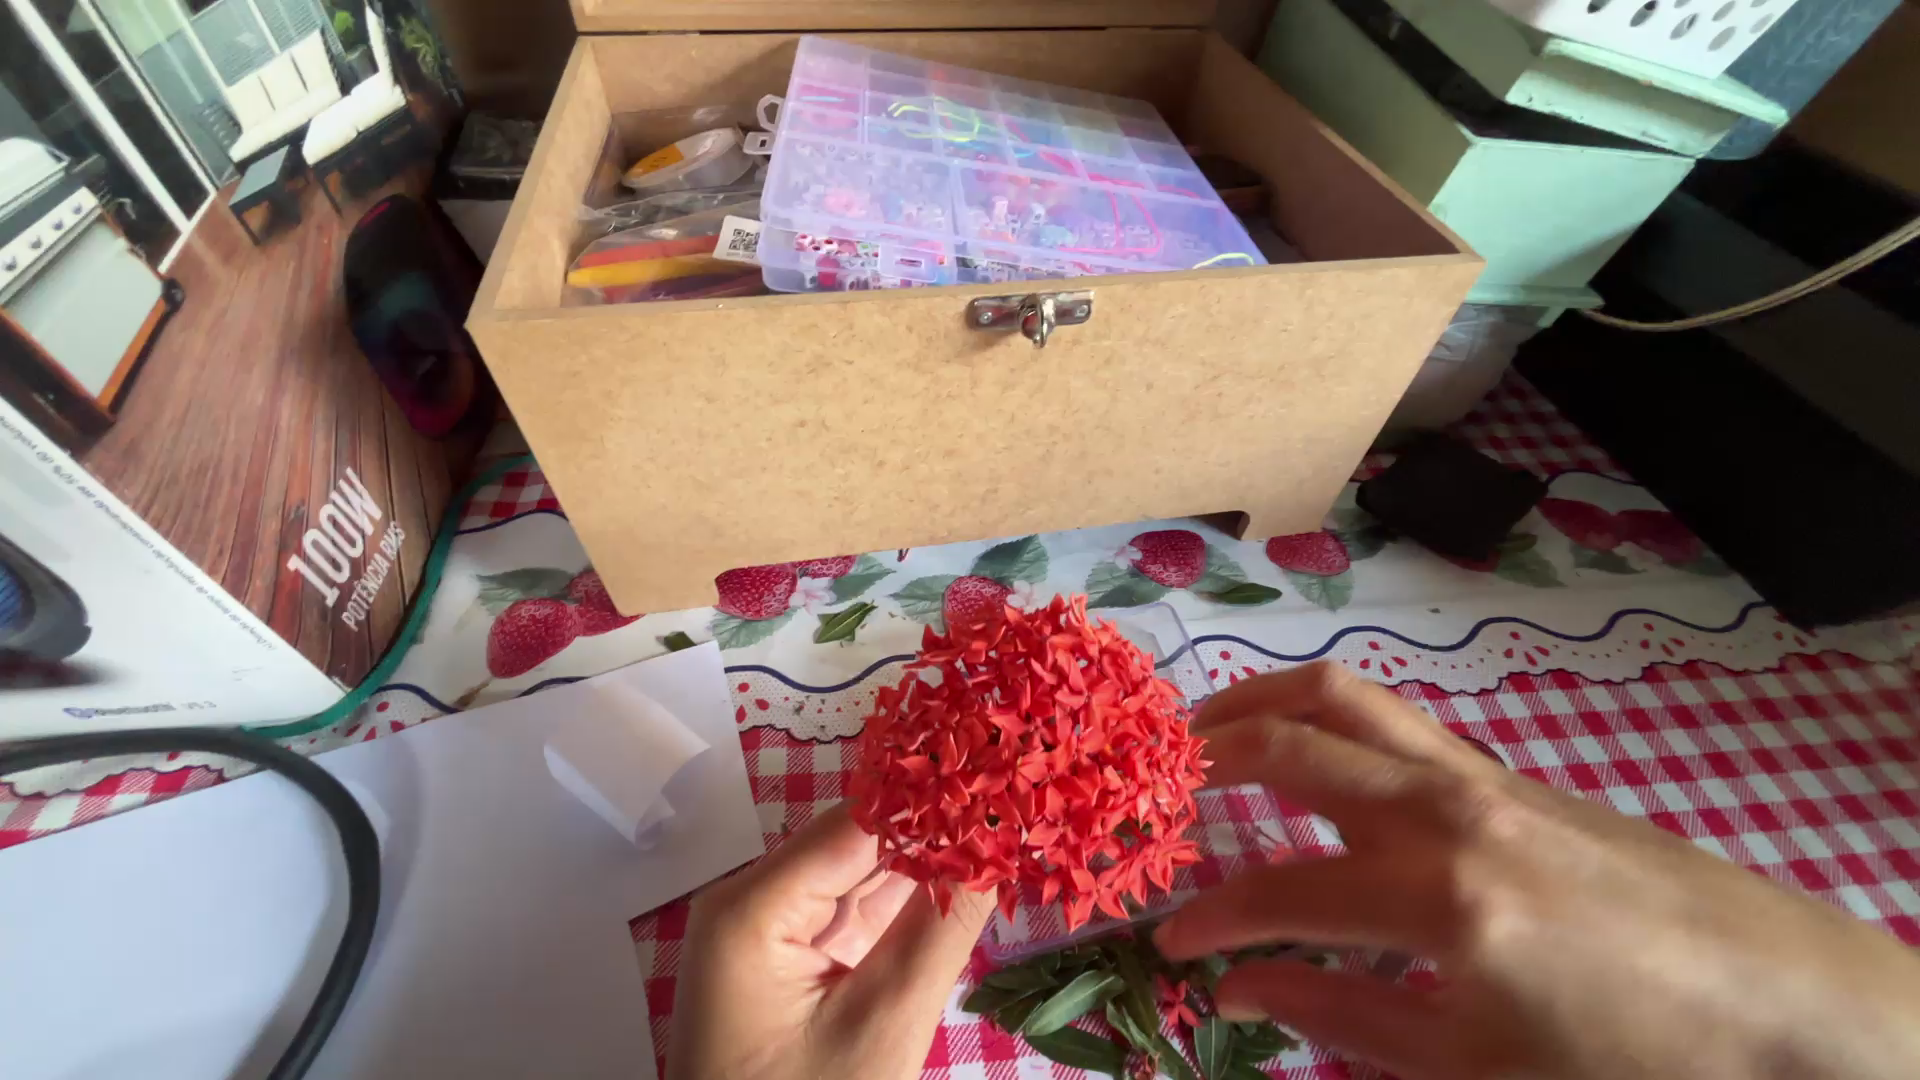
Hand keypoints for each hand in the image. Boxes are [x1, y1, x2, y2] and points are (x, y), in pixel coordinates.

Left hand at [668, 804, 992, 1079]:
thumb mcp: (884, 1025)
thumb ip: (942, 926)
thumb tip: (996, 841)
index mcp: (753, 906)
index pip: (856, 823)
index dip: (929, 800)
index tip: (996, 783)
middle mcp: (754, 899)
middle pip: (858, 842)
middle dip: (934, 828)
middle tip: (1006, 806)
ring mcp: (773, 927)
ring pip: (863, 872)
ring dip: (927, 861)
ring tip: (994, 829)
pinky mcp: (795, 953)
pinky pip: (856, 908)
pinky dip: (907, 899)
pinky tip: (958, 876)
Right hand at [1155, 662, 1919, 1079]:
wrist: (1786, 1001)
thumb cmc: (1630, 1059)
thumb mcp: (1475, 1068)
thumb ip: (1336, 1016)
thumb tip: (1236, 987)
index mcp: (1434, 897)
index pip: (1278, 892)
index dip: (1210, 917)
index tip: (1167, 937)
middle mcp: (1436, 807)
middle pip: (1286, 746)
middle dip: (1205, 759)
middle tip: (1160, 783)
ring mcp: (1463, 771)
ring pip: (1331, 695)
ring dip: (1253, 702)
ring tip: (1205, 728)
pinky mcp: (1486, 763)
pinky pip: (1375, 712)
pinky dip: (1310, 710)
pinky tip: (1294, 744)